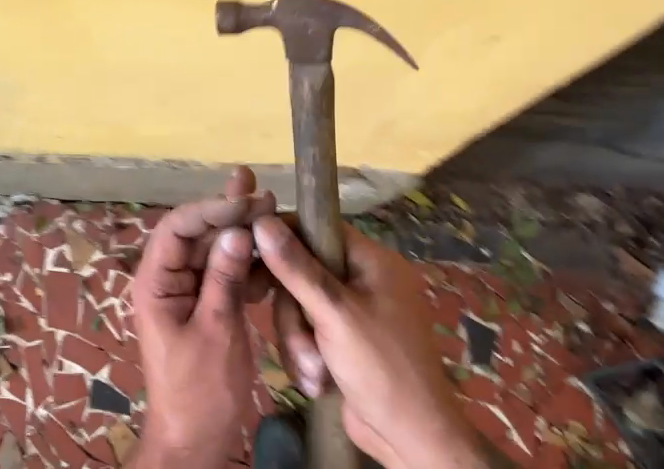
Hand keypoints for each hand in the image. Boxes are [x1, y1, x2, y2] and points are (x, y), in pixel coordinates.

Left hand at [129, 168, 275, 468]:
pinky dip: (248, 263)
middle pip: (196, 234)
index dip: (211, 209)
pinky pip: (226, 275)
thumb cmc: (199, 390)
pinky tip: (270, 249)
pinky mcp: (208, 307)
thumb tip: (236, 231)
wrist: (196, 440)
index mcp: (155, 281)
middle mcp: (168, 279)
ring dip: (240, 232)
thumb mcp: (215, 331)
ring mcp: (188, 292)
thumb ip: (224, 279)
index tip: (248, 202)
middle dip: (228, 212)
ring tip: (266, 203)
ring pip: (213, 251)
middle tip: (259, 189)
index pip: (178, 228)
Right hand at [255, 217, 489, 468]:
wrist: (412, 441)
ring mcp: (353, 312)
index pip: (316, 227)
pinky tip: (319, 379)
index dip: (282, 237)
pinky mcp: (343, 340)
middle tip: (297, 336)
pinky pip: (306, 330)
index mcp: (374, 262)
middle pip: (301, 271)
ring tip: (314, 369)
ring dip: (298, 339)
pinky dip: (306, 354)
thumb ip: (296, 267)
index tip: (251, 253)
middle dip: (293, 311)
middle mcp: (364, 281)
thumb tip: (261, 222)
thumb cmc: (382, 369)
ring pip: (299, 305)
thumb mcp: (334, 314)